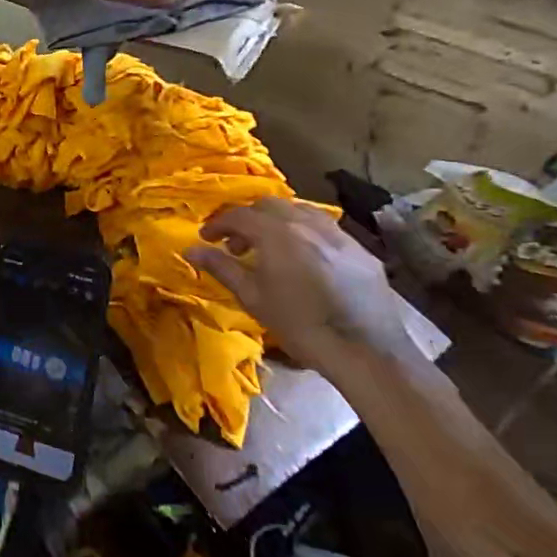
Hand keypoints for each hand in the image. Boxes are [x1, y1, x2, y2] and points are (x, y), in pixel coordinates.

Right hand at [184, 197, 415, 374]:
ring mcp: (338, 235)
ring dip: (277, 221)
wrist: (366, 351)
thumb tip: (190, 249)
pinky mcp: (361, 250)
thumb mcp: (253, 297)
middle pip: (269, 205)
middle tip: (236, 244)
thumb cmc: (300, 325)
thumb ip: (221, 267)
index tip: (206, 238)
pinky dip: (305, 232)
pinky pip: (326, 228)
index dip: (218, 224)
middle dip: (247, 218)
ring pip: (300, 210)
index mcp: (277, 233)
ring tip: (270, 246)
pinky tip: (304, 258)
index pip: (239, 215)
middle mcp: (307, 224)